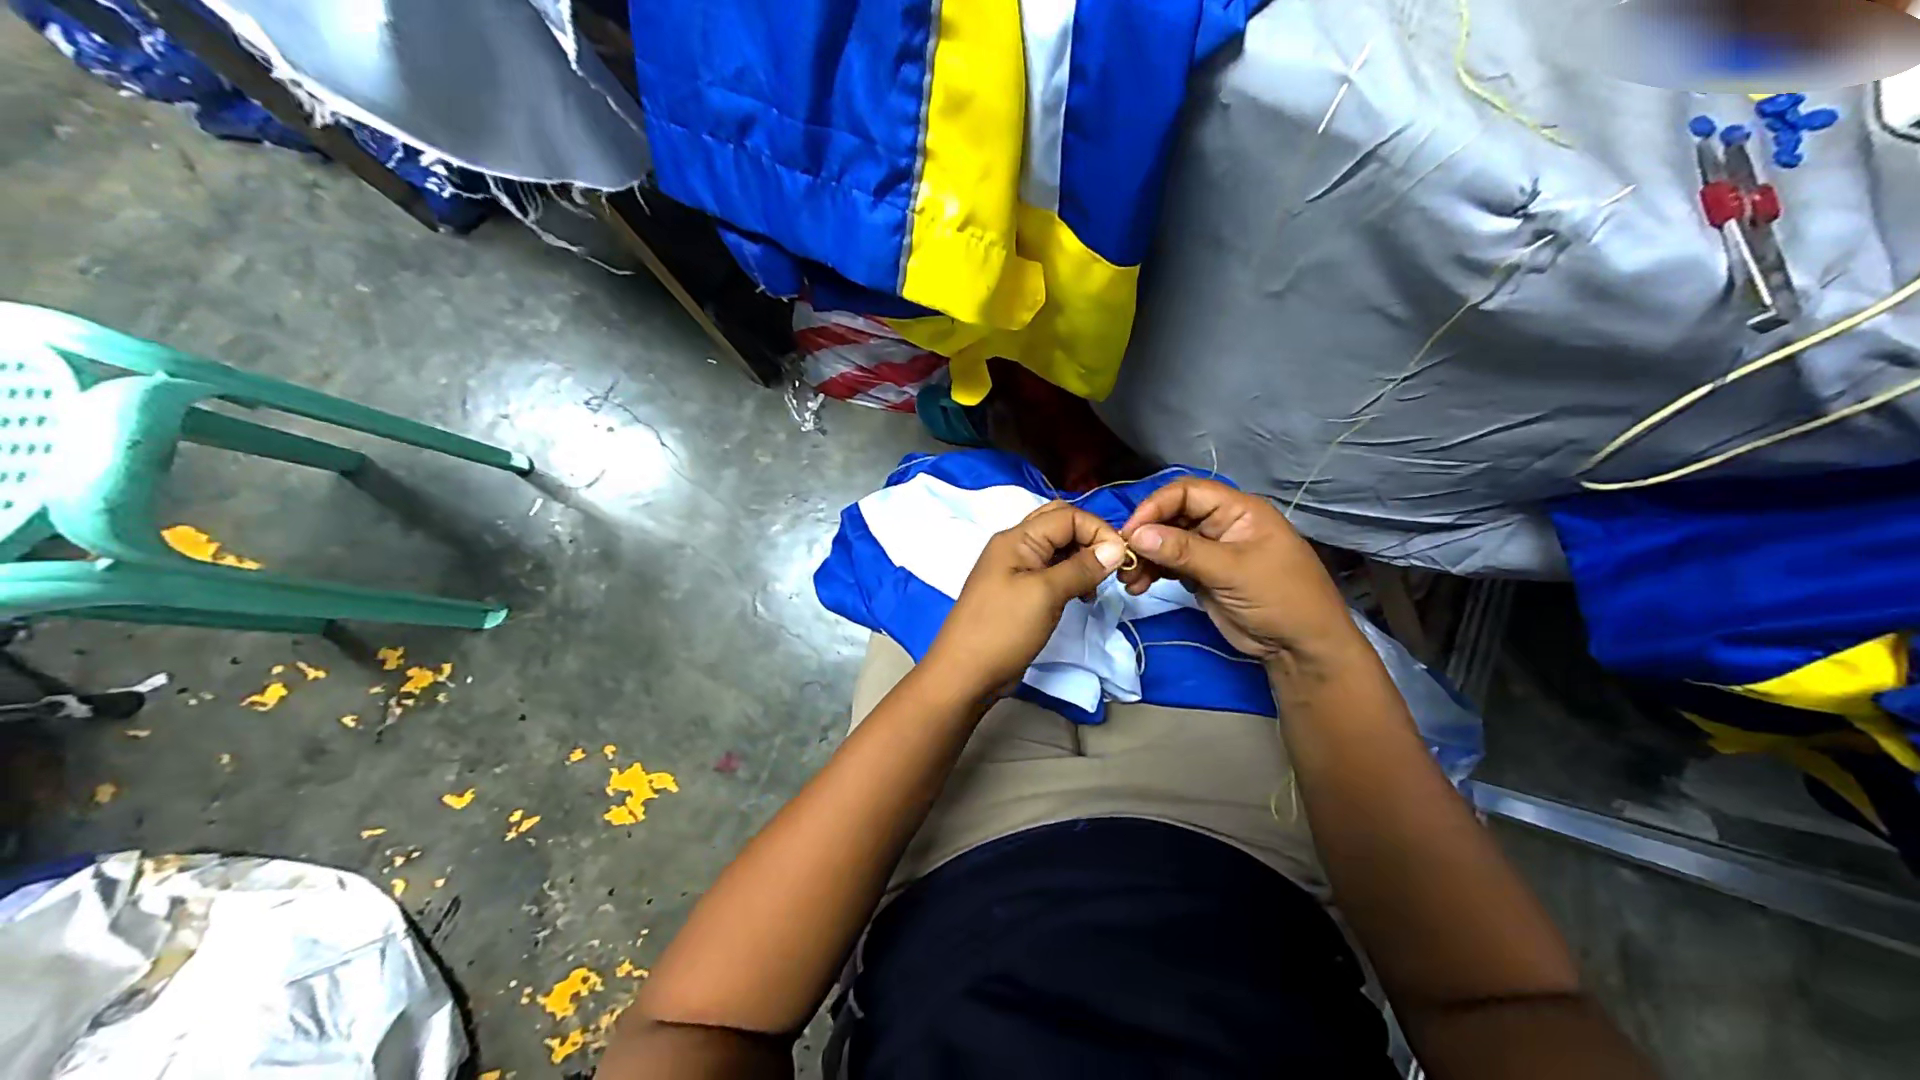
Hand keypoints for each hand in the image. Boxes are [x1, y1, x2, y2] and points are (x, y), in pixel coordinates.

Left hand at [923, 502, 1127, 699]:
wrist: (965, 674)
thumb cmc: (1002, 629)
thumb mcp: (1045, 595)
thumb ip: (1080, 568)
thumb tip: (1116, 548)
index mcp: (1017, 538)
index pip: (1067, 515)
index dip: (1097, 530)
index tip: (1120, 558)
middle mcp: (1015, 546)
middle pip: (1061, 525)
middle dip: (1090, 538)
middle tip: (1110, 566)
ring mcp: (1016, 569)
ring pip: (1058, 548)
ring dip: (1082, 558)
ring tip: (1096, 585)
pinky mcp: (1020, 592)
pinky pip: (1052, 571)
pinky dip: (1072, 576)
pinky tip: (1083, 595)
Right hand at [1119, 477, 1355, 663]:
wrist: (1300, 648)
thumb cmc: (1279, 598)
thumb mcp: (1232, 571)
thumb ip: (1183, 551)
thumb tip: (1136, 534)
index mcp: (1238, 510)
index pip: (1187, 493)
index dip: (1155, 506)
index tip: (1131, 531)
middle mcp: (1221, 524)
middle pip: (1172, 516)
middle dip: (1145, 535)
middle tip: (1123, 558)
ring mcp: (1211, 550)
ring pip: (1166, 542)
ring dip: (1145, 557)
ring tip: (1128, 579)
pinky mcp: (1202, 575)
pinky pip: (1169, 565)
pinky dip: (1151, 573)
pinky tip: (1138, 586)